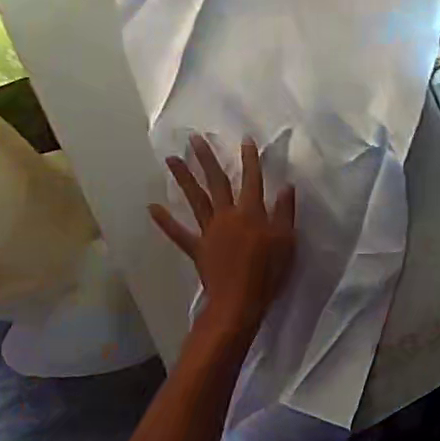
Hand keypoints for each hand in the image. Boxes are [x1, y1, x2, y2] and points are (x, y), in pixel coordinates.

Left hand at [151, 135, 296, 328]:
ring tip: (170, 159)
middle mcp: (227, 215)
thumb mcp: (287, 241)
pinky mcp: (197, 248)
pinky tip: (152, 208)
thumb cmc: (268, 272)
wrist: (239, 301)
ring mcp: (209, 231)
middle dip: (207, 159)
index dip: (250, 159)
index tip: (245, 139)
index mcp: (251, 212)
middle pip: (217, 182)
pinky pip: (179, 233)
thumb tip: (286, 186)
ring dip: (183, 179)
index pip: (252, 179)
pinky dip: (165, 222)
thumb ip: (285, 213)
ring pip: (196, 200)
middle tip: (194, 139)